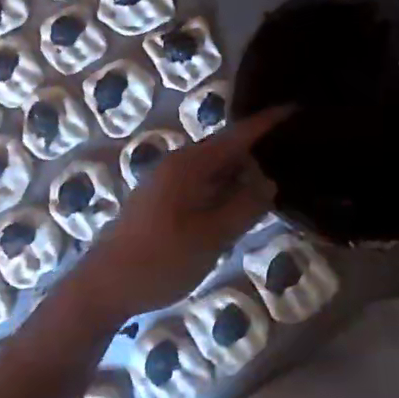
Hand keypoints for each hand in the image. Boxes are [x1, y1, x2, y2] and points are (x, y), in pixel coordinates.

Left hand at [64, 108, 289, 324]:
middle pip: (227, 149)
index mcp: (189, 165)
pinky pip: (204, 185)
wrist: (102, 288)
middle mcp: (178, 165)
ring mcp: (168, 183)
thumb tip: (270, 182)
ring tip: (277, 177)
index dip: (268, 122)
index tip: (296, 108)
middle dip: (259, 149)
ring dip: (243, 173)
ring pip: (216, 169)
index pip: (238, 135)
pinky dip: (226, 189)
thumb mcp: (211, 236)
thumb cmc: (159, 261)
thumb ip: (244, 206)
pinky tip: (242, 205)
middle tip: (296, 154)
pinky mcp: (163, 201)